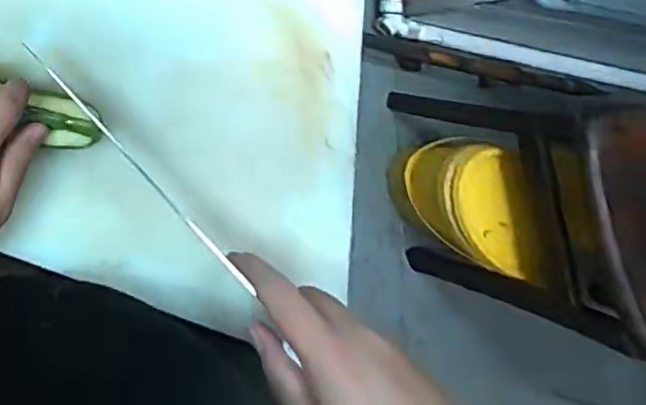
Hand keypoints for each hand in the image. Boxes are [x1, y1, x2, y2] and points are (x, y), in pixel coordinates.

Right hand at [230, 252, 452, 404]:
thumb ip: (280, 373)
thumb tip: (258, 330)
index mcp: (326, 346)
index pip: (279, 289)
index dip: (252, 268)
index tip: (232, 260)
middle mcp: (356, 332)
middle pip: (310, 297)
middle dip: (287, 304)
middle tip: (275, 333)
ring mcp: (388, 345)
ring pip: (339, 316)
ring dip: (319, 326)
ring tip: (317, 368)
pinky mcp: (413, 363)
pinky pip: (367, 338)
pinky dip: (348, 344)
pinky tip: (356, 386)